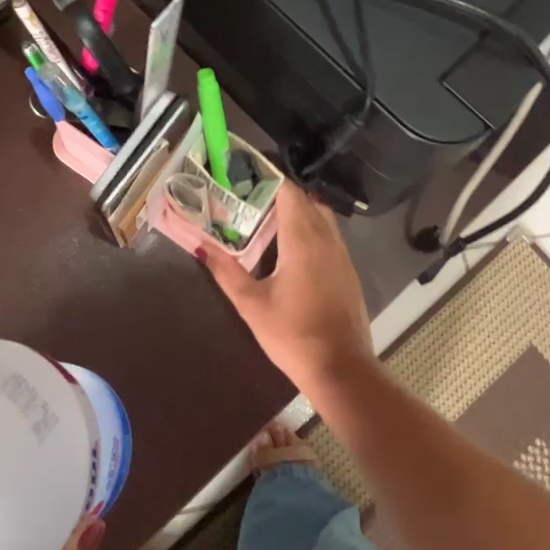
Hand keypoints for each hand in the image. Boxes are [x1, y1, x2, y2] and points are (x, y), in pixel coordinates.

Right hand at [200, 181, 376, 394]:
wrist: (341, 368)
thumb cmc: (292, 334)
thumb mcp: (252, 304)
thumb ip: (226, 272)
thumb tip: (200, 247)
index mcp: (302, 239)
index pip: (290, 193)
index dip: (270, 182)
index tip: (247, 181)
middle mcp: (326, 239)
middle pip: (307, 202)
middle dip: (282, 198)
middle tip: (253, 204)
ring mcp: (342, 255)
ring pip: (322, 219)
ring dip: (300, 215)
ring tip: (269, 225)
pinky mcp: (349, 272)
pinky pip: (330, 238)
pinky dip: (312, 233)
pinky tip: (292, 253)